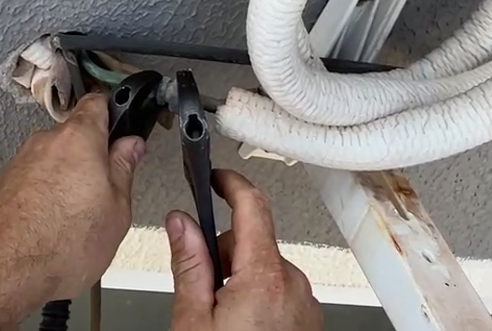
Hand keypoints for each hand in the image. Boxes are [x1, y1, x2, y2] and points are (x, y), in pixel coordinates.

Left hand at [0, 93, 146, 310]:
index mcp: (79, 137)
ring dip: (63, 181)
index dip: (112, 113)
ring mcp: (21, 161)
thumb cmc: (59, 244)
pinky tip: (48, 228)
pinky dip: (41, 197)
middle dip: (89, 158)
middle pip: (75, 136)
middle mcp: (47, 141)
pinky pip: (32, 181)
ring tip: (72, 219)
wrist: (1, 272)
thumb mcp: (116, 210)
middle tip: (101, 190)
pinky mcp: (3, 184)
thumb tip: (130, 146)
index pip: (98, 103)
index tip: (121, 132)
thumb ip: (124, 169)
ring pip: (53, 161)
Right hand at [167, 170, 322, 330]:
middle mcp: (293, 285)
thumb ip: (189, 266)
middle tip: (202, 286)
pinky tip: (243, 326)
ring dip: (242, 279)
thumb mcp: (193, 323)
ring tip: (222, 318)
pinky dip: (261, 299)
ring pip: (266, 268)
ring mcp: (306, 304)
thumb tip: (180, 222)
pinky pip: (282, 292)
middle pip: (253, 241)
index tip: (215, 176)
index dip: (230, 183)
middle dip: (224, 252)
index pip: (251, 205)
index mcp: (264, 277)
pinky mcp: (310, 322)